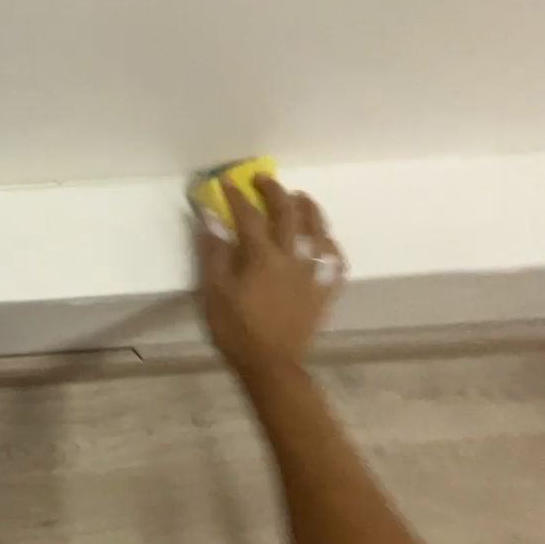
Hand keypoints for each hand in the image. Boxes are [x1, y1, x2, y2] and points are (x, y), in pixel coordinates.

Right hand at [192, 175, 345, 380]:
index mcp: (263, 258)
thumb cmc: (234, 327)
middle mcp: (294, 258)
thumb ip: (214, 250)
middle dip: (275, 192)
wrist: (271, 364)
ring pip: (318, 231)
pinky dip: (329, 243)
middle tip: (263, 179)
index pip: (249, 216)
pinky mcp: (326, 290)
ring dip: (308, 209)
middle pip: (289, 215)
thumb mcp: (213, 289)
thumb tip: (209, 215)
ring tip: (298, 197)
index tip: (225, 181)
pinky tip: (323, 239)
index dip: (237, 197)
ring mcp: (314, 274)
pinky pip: (335, 260)